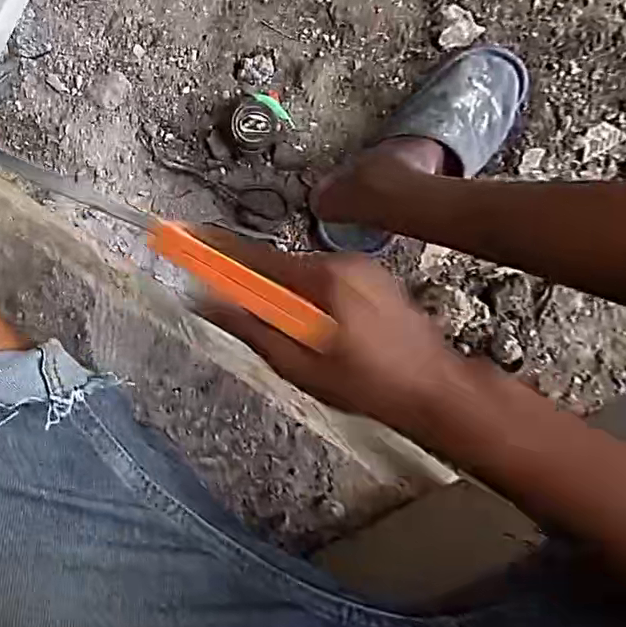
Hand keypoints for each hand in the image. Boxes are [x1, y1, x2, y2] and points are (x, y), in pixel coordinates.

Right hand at [190, 228, 470, 428]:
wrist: (440, 391)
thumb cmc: (370, 386)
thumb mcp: (300, 366)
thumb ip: (252, 328)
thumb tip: (209, 302)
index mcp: (318, 281)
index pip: (252, 257)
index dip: (215, 248)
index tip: (185, 235)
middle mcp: (339, 262)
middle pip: (275, 265)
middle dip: (258, 287)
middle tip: (257, 322)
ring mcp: (360, 265)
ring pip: (300, 273)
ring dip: (288, 295)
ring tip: (307, 340)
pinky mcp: (373, 273)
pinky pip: (324, 277)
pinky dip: (312, 295)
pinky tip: (330, 330)